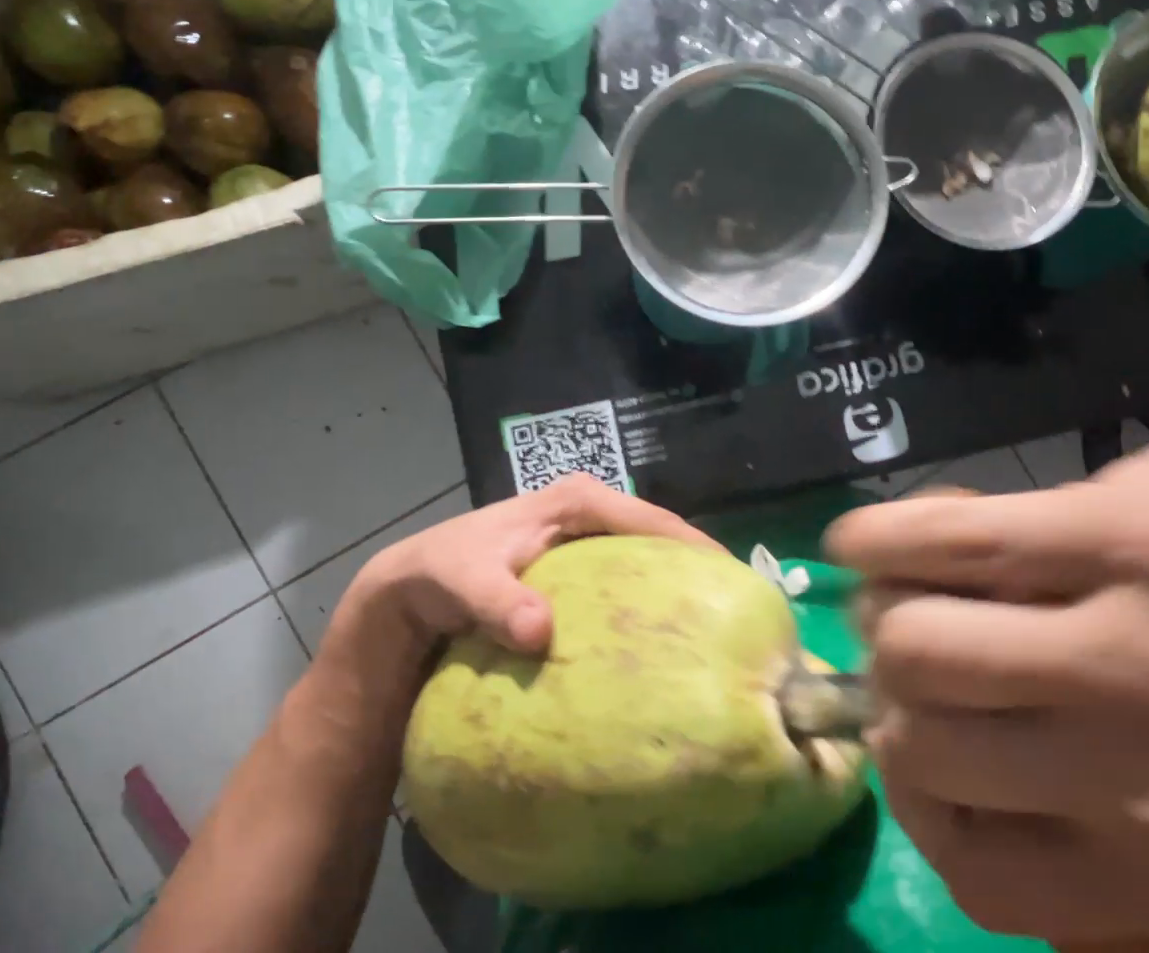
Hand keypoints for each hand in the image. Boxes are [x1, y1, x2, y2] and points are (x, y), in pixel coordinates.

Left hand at [336, 473, 719, 660]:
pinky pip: (627, 587)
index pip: (649, 518)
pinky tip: (664, 644)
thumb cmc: (440, 575)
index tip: (732, 583)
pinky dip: (647, 609)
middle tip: (738, 614)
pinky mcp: (580, 578)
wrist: (410, 594)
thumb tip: (543, 632)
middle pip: (659, 539)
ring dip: (677, 591)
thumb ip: (497, 601)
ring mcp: (587, 548)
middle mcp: (590, 517)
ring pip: (647, 564)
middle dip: (697, 571)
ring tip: (715, 630)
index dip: (693, 546)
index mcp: (576, 502)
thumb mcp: (461, 581)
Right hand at [826, 390, 1148, 946]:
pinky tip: (872, 538)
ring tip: (913, 589)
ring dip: (885, 613)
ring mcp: (1125, 646)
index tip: (929, 745)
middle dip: (897, 696)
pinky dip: (878, 539)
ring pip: (912, 642)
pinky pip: (939, 541)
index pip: (974, 876)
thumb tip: (1011, 851)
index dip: (924, 804)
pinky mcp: (1118, 531)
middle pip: (919, 745)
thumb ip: (1146, 873)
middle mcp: (1141, 781)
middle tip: (922, 650)